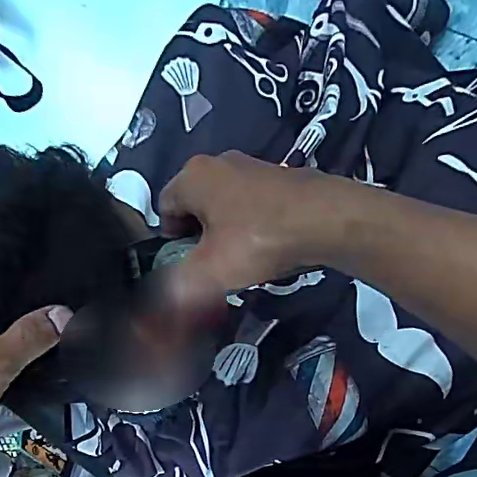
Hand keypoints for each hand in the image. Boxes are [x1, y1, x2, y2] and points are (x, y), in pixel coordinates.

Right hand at [155, 151, 365, 310]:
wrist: (327, 219)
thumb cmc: (259, 240)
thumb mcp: (210, 271)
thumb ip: (175, 290)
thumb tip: (150, 314)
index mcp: (193, 176)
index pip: (164, 209)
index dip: (171, 242)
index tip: (189, 266)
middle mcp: (219, 162)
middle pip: (196, 207)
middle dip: (200, 238)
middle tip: (216, 267)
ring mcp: (252, 167)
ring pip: (226, 207)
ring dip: (228, 234)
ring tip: (245, 260)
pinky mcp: (280, 178)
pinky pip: (254, 206)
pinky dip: (254, 226)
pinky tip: (270, 247)